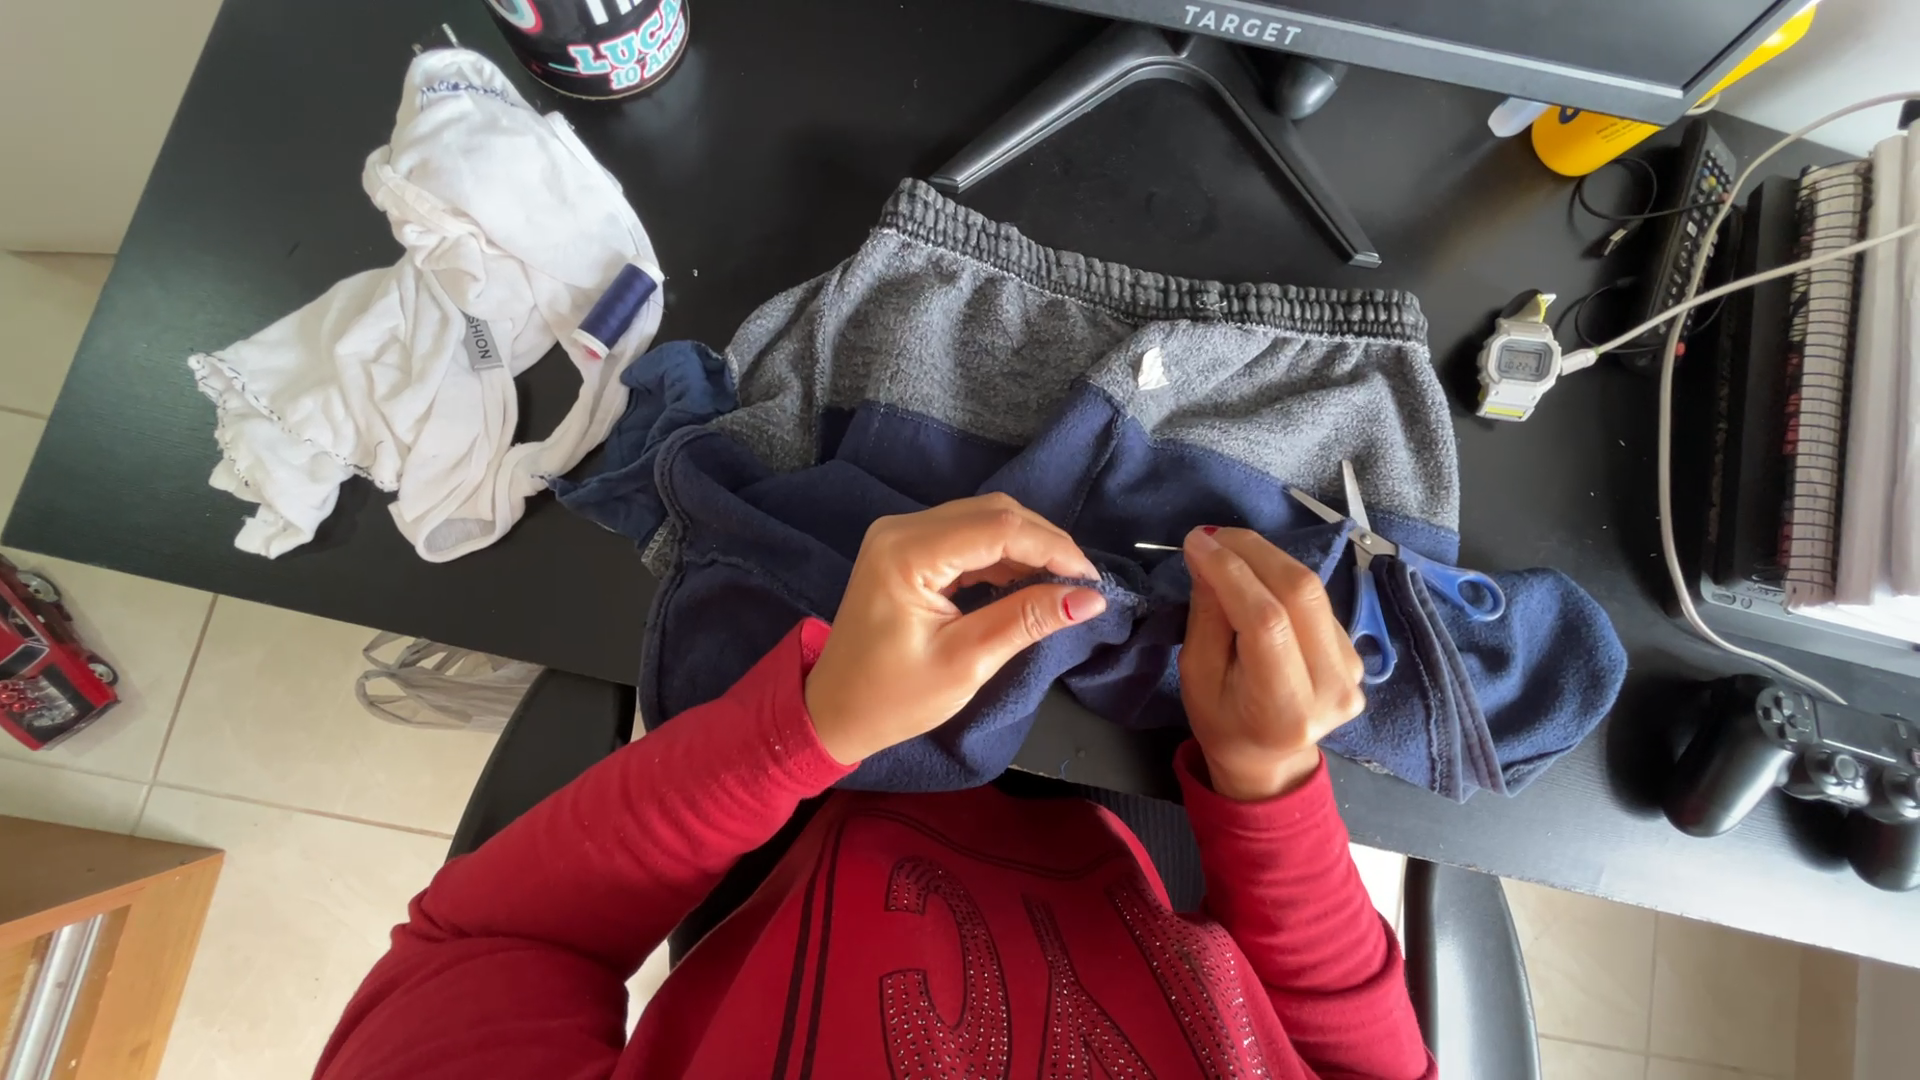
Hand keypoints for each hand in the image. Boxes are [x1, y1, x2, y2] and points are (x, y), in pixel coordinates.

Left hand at [805, 494, 1108, 764]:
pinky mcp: (907, 548)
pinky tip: (1029, 580)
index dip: (1053, 547)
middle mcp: (901, 528)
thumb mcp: (967, 662)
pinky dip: (1002, 556)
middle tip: (1082, 583)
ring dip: (1027, 548)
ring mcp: (901, 535)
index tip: (1092, 580)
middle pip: (992, 514)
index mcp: (907, 552)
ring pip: (982, 521)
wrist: (833, 711)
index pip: (998, 528)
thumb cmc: (893, 698)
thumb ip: (1026, 620)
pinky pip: (966, 538)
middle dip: (1044, 543)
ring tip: (1063, 584)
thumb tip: (1090, 598)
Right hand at [1179, 527, 1365, 800]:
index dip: (1231, 573)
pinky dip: (1280, 575)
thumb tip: (1208, 557)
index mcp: (1284, 708)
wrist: (1268, 757)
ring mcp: (1352, 670)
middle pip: (1300, 595)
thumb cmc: (1220, 719)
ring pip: (1312, 590)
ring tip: (1227, 545)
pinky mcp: (1356, 652)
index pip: (1266, 622)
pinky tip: (1253, 569)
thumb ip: (1207, 616)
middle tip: (1212, 535)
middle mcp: (1332, 688)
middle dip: (1253, 552)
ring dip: (1267, 556)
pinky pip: (1316, 600)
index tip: (1197, 543)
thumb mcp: (1196, 674)